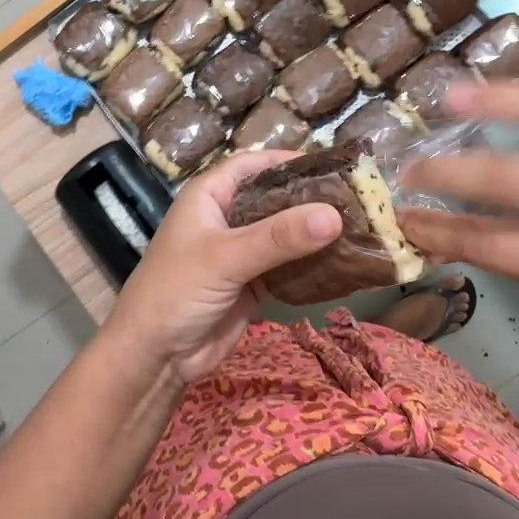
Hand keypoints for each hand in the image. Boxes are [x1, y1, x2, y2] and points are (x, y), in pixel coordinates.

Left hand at [101, 150, 340, 386]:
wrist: (155, 355)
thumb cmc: (177, 290)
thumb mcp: (226, 257)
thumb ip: (279, 237)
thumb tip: (334, 215)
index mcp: (210, 196)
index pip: (254, 165)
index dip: (290, 162)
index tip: (335, 166)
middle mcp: (226, 218)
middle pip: (275, 199)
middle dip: (312, 200)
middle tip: (361, 201)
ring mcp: (240, 252)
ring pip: (285, 235)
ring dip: (316, 235)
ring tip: (363, 230)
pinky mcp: (252, 283)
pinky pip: (288, 267)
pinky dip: (312, 266)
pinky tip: (345, 264)